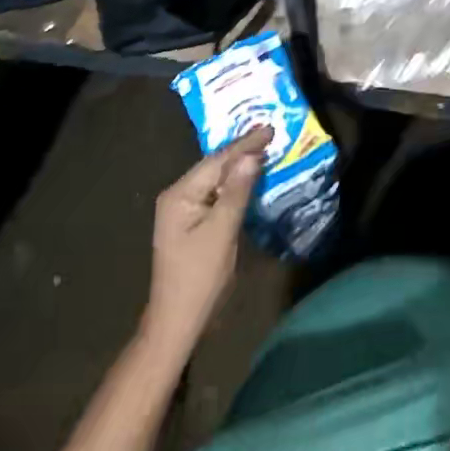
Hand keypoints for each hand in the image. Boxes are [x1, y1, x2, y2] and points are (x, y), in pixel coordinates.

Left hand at [142, 126, 272, 350]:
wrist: (178, 322)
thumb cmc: (199, 277)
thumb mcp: (221, 232)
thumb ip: (237, 192)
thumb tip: (252, 156)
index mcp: (179, 194)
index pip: (217, 160)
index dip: (245, 144)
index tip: (270, 128)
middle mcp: (178, 196)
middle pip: (215, 166)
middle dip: (243, 151)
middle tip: (271, 134)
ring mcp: (183, 210)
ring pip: (216, 179)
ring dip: (240, 166)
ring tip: (265, 149)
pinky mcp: (193, 223)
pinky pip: (216, 194)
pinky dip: (235, 185)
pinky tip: (251, 178)